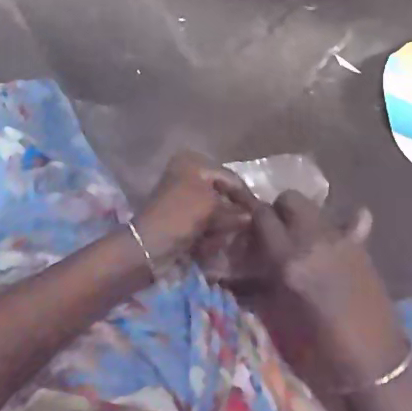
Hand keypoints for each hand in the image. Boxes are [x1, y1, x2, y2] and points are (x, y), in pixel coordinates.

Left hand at [132, 151, 247, 265]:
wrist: (148, 245)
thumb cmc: (180, 217)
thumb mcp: (212, 208)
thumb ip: (237, 211)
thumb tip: (254, 217)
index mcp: (192, 164)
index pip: (230, 178)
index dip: (246, 197)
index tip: (264, 216)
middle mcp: (187, 175)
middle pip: (223, 195)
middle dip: (232, 215)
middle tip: (246, 231)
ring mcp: (183, 197)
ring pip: (215, 213)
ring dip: (220, 229)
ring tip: (221, 240)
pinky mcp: (179, 218)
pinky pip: (204, 225)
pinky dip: (208, 236)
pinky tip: (207, 246)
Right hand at [228, 189, 411, 385]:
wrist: (373, 360)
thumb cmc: (317, 345)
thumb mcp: (277, 310)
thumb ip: (261, 275)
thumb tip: (241, 257)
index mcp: (288, 258)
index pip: (262, 214)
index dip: (253, 218)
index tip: (250, 229)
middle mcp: (313, 240)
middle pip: (290, 198)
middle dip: (280, 210)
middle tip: (276, 232)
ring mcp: (341, 240)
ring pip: (315, 207)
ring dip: (304, 217)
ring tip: (301, 240)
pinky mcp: (362, 247)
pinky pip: (352, 221)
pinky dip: (344, 223)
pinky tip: (337, 236)